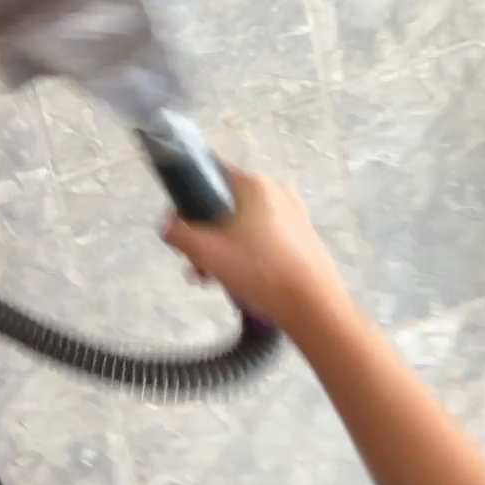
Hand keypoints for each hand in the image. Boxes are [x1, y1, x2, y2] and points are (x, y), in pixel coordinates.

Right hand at [160, 164, 352, 332]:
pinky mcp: (305, 239)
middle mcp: (276, 191)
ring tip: (210, 276)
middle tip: (195, 259)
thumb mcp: (204, 250)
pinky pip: (262, 239)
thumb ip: (176, 232)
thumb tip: (168, 227)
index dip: (185, 200)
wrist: (316, 309)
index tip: (180, 226)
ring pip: (241, 224)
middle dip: (203, 233)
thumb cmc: (258, 269)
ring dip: (221, 247)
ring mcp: (295, 216)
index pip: (207, 175)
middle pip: (223, 205)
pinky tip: (235, 280)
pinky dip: (245, 254)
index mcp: (254, 184)